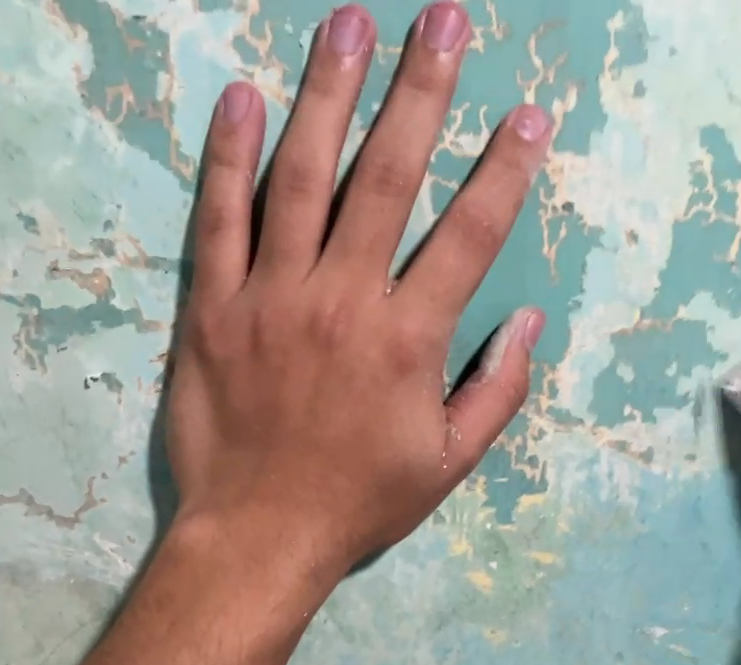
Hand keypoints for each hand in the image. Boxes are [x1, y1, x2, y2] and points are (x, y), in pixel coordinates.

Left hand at [167, 2, 549, 576]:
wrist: (260, 536)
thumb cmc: (360, 502)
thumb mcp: (449, 464)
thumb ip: (497, 392)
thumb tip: (529, 324)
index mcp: (408, 340)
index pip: (470, 235)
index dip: (505, 171)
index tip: (528, 116)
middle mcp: (343, 300)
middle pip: (388, 177)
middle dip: (422, 91)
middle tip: (442, 18)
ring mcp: (271, 297)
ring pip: (303, 177)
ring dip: (329, 95)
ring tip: (349, 25)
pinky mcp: (211, 309)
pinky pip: (219, 220)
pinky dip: (230, 158)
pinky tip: (243, 99)